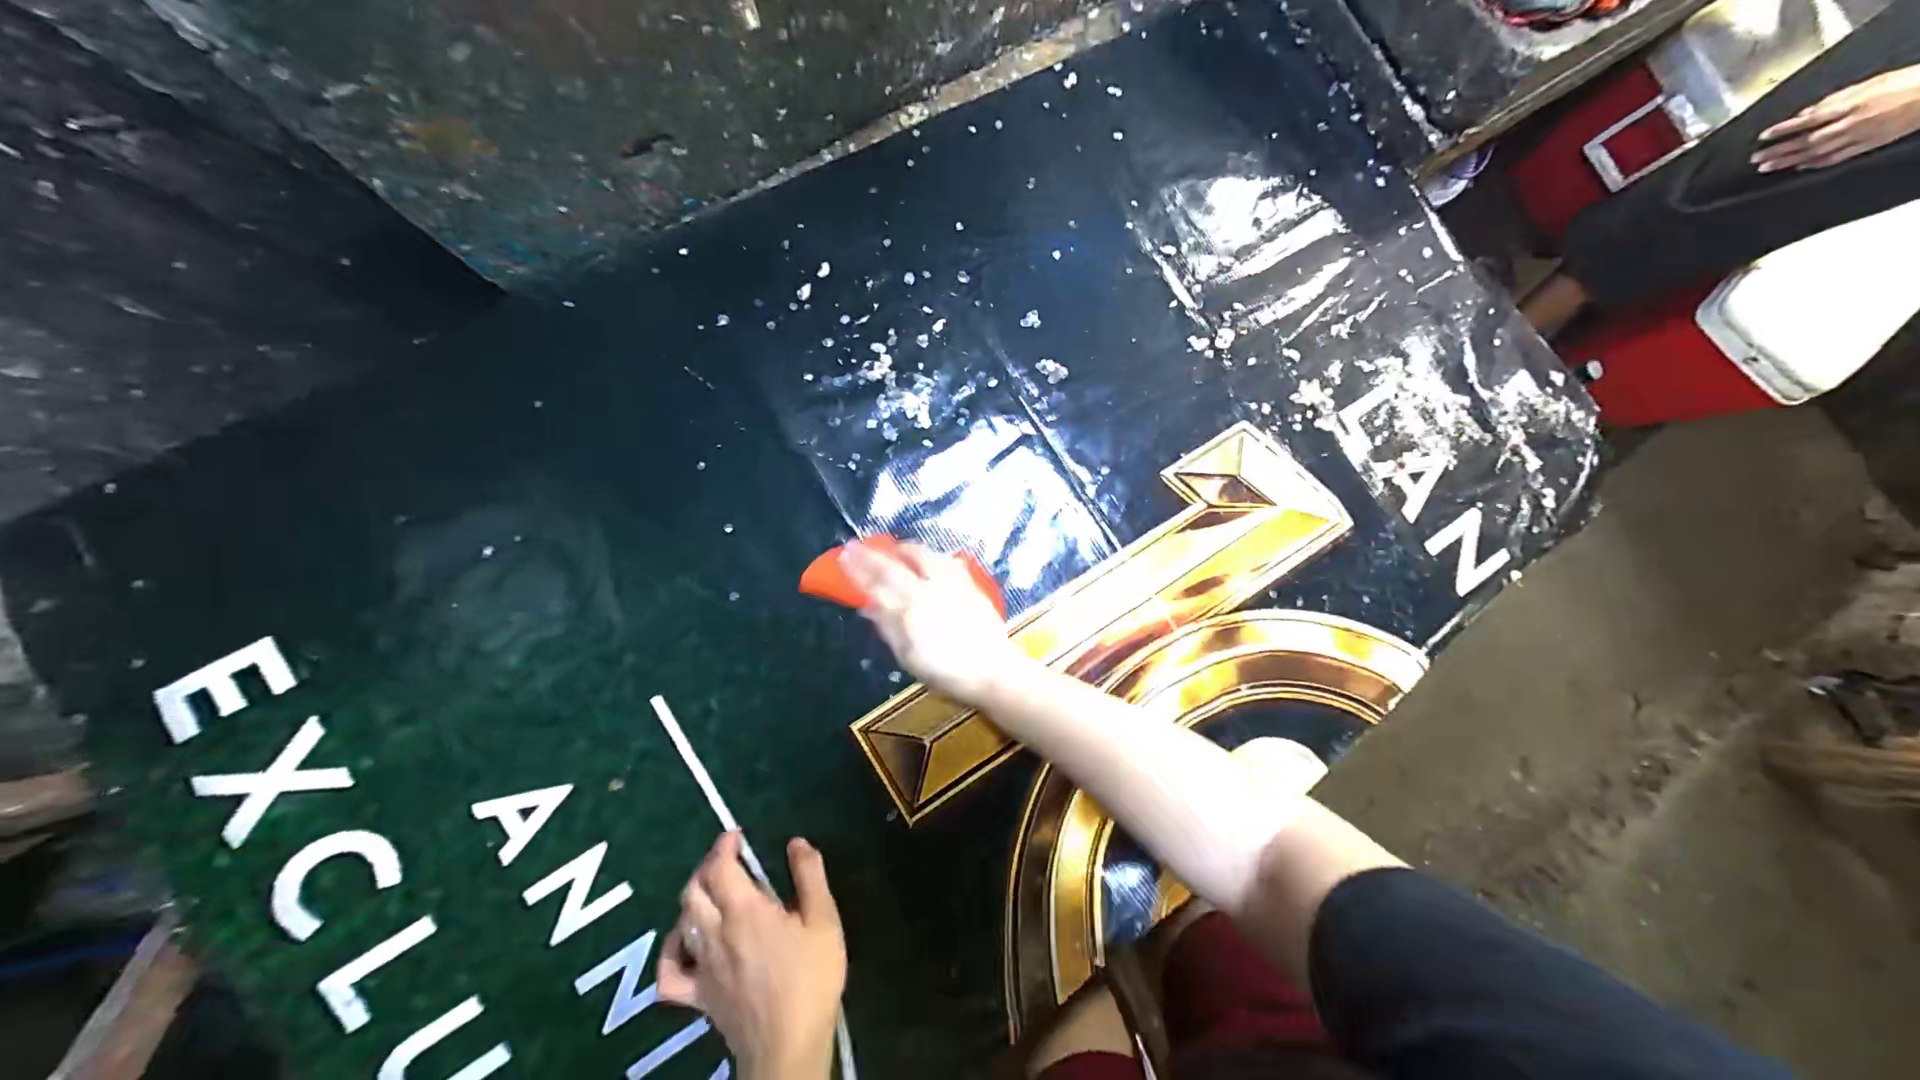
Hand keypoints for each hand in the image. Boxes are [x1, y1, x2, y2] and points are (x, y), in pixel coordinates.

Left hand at [657, 833, 845, 1079]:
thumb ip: (810, 876)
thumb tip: (796, 842)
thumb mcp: (824, 919)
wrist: (789, 1045)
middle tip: (727, 859)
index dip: (723, 845)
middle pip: (694, 890)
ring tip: (714, 891)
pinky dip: (672, 950)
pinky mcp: (697, 997)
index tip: (736, 835)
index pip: (719, 867)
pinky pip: (670, 972)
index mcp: (744, 910)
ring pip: (682, 921)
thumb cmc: (811, 978)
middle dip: (707, 866)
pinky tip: (687, 941)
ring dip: (694, 898)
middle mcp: (715, 932)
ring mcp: (702, 967)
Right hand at [840, 540, 1026, 704]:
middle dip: (873, 554)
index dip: (858, 569)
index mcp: (909, 609)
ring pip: (923, 554)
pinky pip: (945, 561)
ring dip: (904, 549)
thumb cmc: (947, 672)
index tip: (844, 556)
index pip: (876, 583)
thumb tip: (868, 605)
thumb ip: (888, 628)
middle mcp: (928, 589)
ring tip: (895, 549)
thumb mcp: (908, 657)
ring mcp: (951, 583)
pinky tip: (929, 559)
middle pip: (895, 565)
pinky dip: (930, 555)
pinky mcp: (969, 584)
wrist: (994, 670)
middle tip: (858, 546)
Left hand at [1754, 64, 1919, 171]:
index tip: (1762, 136)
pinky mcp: (1869, 145)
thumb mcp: (1872, 83)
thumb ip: (1837, 99)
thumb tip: (1806, 112)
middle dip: (1778, 151)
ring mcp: (1859, 136)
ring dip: (1788, 161)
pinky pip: (1837, 157)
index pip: (1809, 120)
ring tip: (1765, 167)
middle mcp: (1851, 123)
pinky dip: (1815, 163)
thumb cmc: (1908, 80)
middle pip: (1806, 141)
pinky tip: (1799, 168)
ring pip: (1816, 153)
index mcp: (1852, 105)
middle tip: (1754, 159)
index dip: (1784, 129)